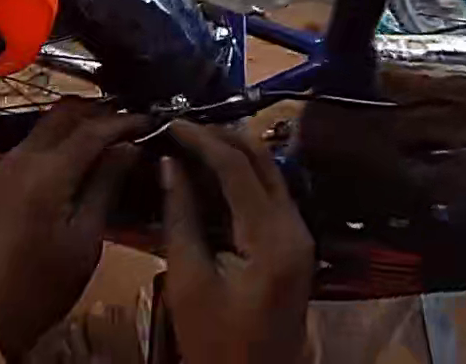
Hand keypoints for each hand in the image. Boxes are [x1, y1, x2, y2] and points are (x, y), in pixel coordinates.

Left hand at [0, 101, 145, 359]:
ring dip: (79, 121)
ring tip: (112, 134)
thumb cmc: (46, 281)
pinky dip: (63, 135)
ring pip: (49, 121)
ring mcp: (10, 159)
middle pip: (65, 114)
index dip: (121, 123)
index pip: (89, 131)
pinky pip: (38, 137)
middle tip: (129, 123)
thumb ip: (106, 184)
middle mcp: (24, 154)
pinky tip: (83, 151)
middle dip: (99, 112)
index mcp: (46, 173)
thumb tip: (129, 148)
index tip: (147, 120)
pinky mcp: (4, 168)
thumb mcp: (86, 238)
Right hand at [160, 121, 314, 363]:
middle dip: (217, 135)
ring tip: (187, 141)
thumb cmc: (216, 344)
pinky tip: (206, 169)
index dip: (200, 138)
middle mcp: (294, 228)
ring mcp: (298, 235)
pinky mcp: (292, 242)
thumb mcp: (188, 278)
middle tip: (178, 128)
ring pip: (265, 168)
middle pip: (259, 158)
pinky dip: (236, 171)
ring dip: (227, 149)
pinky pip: (266, 188)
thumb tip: (167, 161)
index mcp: (272, 240)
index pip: (237, 166)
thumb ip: (179, 212)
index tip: (169, 123)